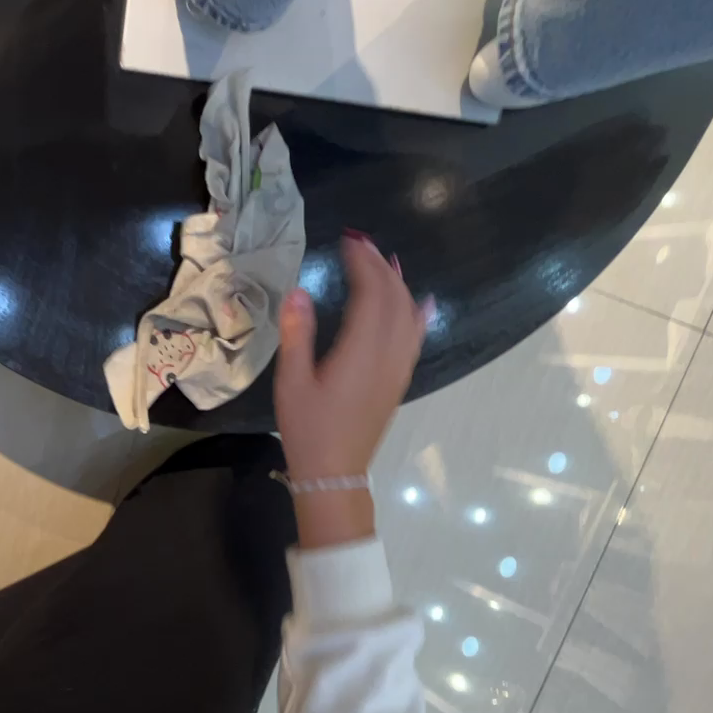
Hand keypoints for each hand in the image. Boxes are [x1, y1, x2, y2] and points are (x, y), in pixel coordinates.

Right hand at [274, 234, 430, 548]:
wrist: (334, 471)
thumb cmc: (307, 428)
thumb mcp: (292, 382)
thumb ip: (298, 336)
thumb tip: (297, 292)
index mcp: (361, 350)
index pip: (371, 293)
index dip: (363, 264)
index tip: (349, 242)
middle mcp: (388, 353)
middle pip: (395, 298)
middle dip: (381, 267)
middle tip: (362, 245)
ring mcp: (399, 367)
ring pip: (409, 314)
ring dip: (398, 284)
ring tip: (384, 263)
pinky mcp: (399, 379)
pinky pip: (417, 336)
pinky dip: (418, 312)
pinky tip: (421, 301)